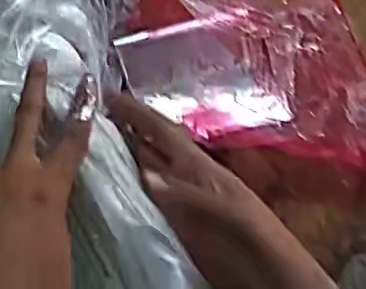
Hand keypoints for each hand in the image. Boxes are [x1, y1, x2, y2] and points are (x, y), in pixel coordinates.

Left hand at [0, 59, 93, 288]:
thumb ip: (57, 226)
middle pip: (28, 120)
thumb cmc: (26, 285)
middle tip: (38, 60)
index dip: (84, 109)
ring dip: (14, 169)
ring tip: (20, 192)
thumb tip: (52, 220)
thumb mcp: (60, 261)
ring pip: (3, 165)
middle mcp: (14, 175)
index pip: (73, 140)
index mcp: (46, 188)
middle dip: (36, 88)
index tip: (89, 80)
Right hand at [110, 94, 333, 288]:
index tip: (107, 94)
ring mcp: (181, 202)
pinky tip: (111, 194)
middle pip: (150, 145)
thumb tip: (145, 172)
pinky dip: (129, 194)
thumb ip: (188, 191)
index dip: (135, 110)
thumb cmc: (256, 237)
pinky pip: (147, 203)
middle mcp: (185, 176)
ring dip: (122, 158)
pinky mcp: (180, 229)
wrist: (275, 279)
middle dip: (123, 128)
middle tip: (90, 117)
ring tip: (93, 147)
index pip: (160, 128)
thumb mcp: (227, 208)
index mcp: (196, 163)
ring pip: (146, 171)